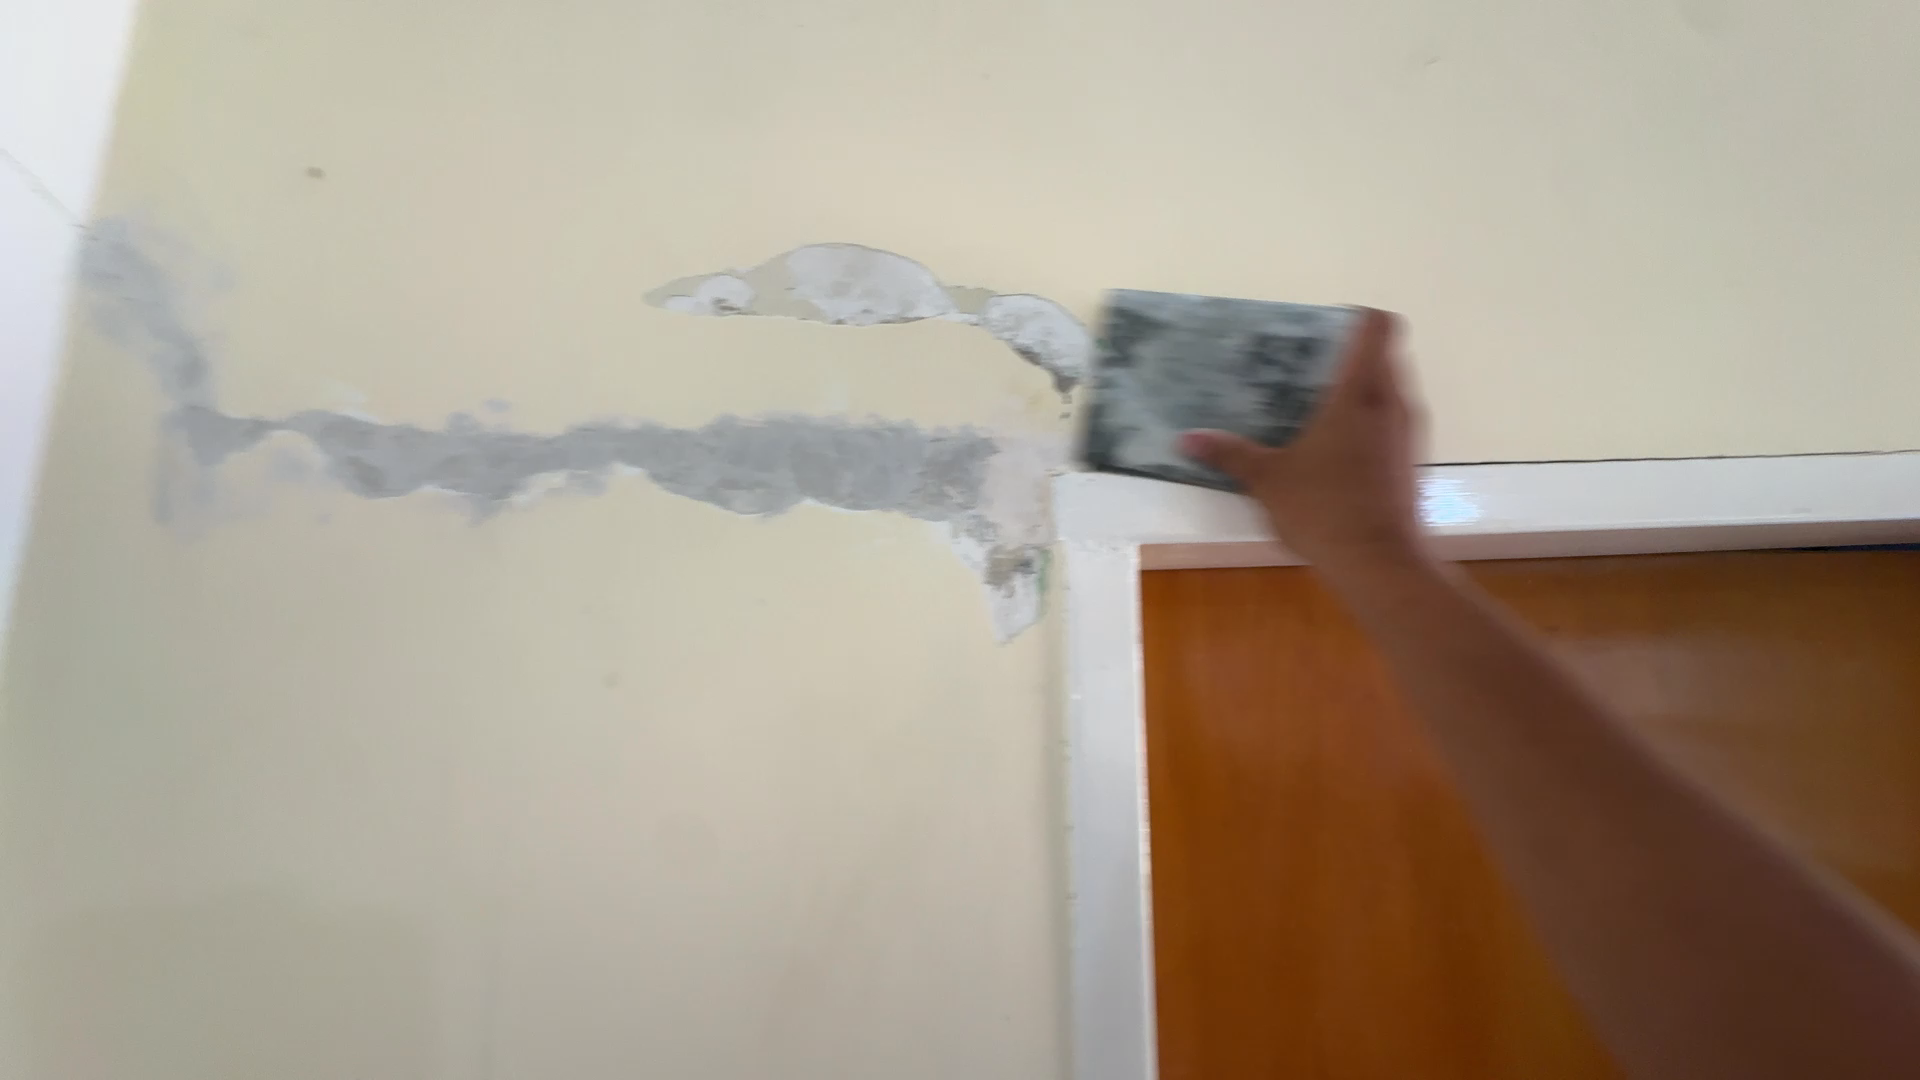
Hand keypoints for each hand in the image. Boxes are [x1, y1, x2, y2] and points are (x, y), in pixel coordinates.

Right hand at [1177, 308, 1430, 577]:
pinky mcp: (1411, 461)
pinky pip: (1390, 422)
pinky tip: (1332, 451)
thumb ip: (1229, 454)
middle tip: (1301, 371)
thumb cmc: (1324, 509)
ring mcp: (1408, 434)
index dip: (1353, 319)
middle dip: (1347, 356)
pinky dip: (1367, 422)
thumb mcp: (1266, 480)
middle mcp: (1393, 404)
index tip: (1318, 333)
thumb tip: (1186, 439)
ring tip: (1313, 410)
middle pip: (1383, 354)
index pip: (1377, 326)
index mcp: (1359, 394)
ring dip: (1359, 390)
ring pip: (1389, 389)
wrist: (1380, 563)